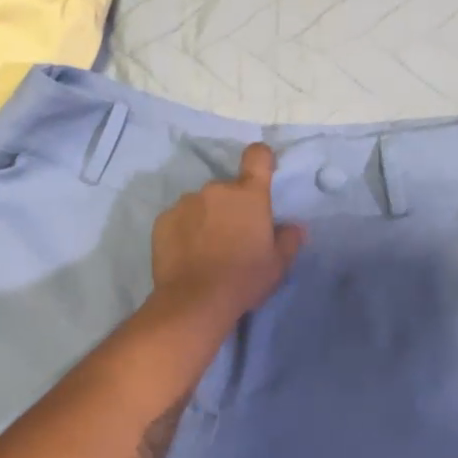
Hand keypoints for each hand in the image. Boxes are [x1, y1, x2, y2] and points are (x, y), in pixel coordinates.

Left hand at [150, 143, 304, 321]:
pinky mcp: (163, 220)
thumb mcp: (278, 265)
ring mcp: (185, 202)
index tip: (261, 174)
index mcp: (248, 195)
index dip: (261, 160)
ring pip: (201, 204)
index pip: (257, 156)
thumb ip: (289, 240)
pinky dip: (184, 230)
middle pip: (227, 189)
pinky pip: (178, 218)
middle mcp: (216, 190)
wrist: (195, 301)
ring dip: (206, 218)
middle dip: (231, 207)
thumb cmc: (243, 280)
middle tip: (232, 238)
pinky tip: (186, 255)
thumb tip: (294, 227)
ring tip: (205, 250)